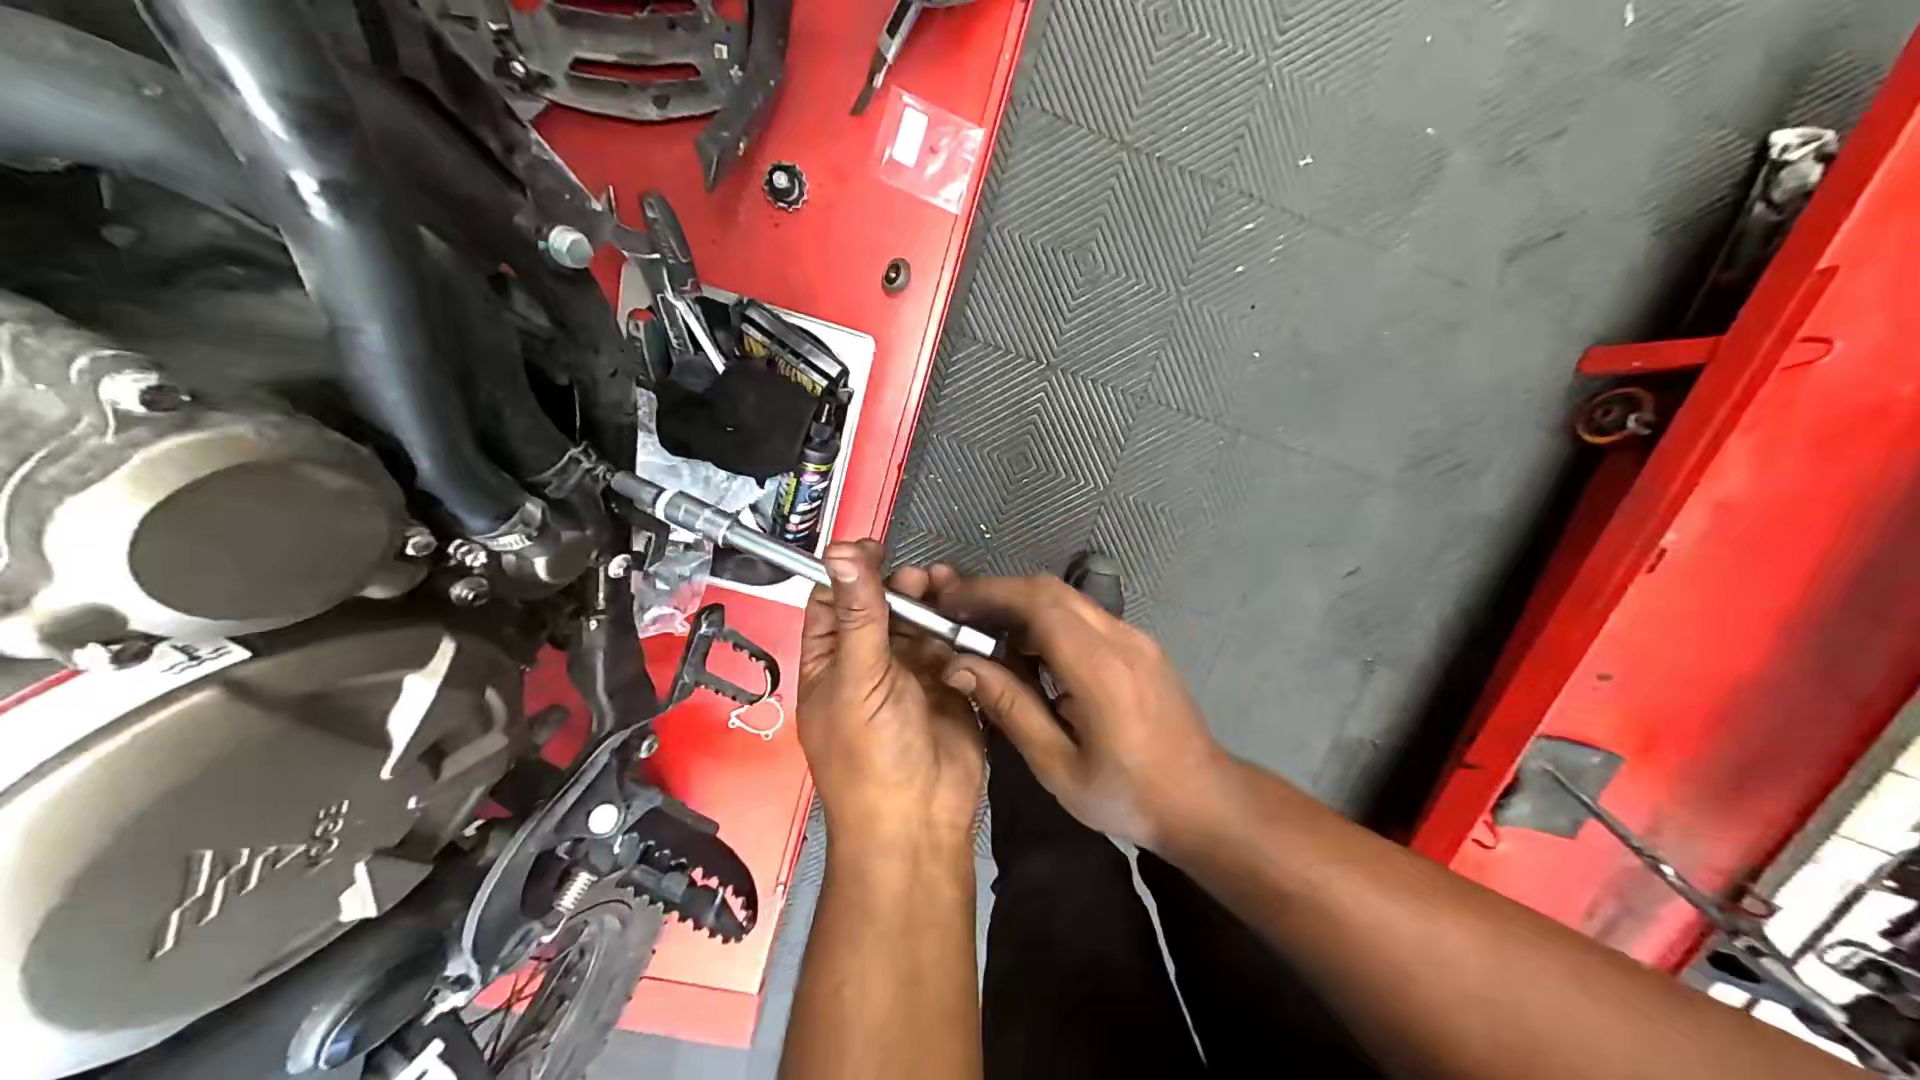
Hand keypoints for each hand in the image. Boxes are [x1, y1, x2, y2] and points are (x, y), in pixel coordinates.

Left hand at [797, 541, 984, 857]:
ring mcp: (910, 676)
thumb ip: (859, 613)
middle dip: (898, 586)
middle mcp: (867, 665)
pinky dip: (958, 628)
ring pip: (919, 624)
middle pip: (881, 608)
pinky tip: (967, 613)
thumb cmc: (870, 754)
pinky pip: (951, 646)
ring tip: (946, 585)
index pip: (833, 603)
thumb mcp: (858, 677)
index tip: (872, 547)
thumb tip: (838, 551)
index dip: (850, 574)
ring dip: (931, 603)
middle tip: (920, 575)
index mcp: (829, 663)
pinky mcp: (948, 685)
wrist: (919, 821)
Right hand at [932, 574, 1230, 849]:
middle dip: (998, 593)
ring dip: (1021, 605)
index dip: (988, 593)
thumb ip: (1010, 708)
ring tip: (983, 633)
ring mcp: (1135, 637)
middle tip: (956, 613)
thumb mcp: (1058, 765)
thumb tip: (959, 665)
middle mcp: (1120, 638)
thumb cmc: (1128, 795)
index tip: (948, 601)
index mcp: (1099, 669)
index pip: (1037, 604)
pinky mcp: (1140, 645)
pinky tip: (1027, 652)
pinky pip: (1084, 616)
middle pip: (1050, 590)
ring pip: (1067, 599)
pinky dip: (1046, 620)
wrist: (1204, 799)